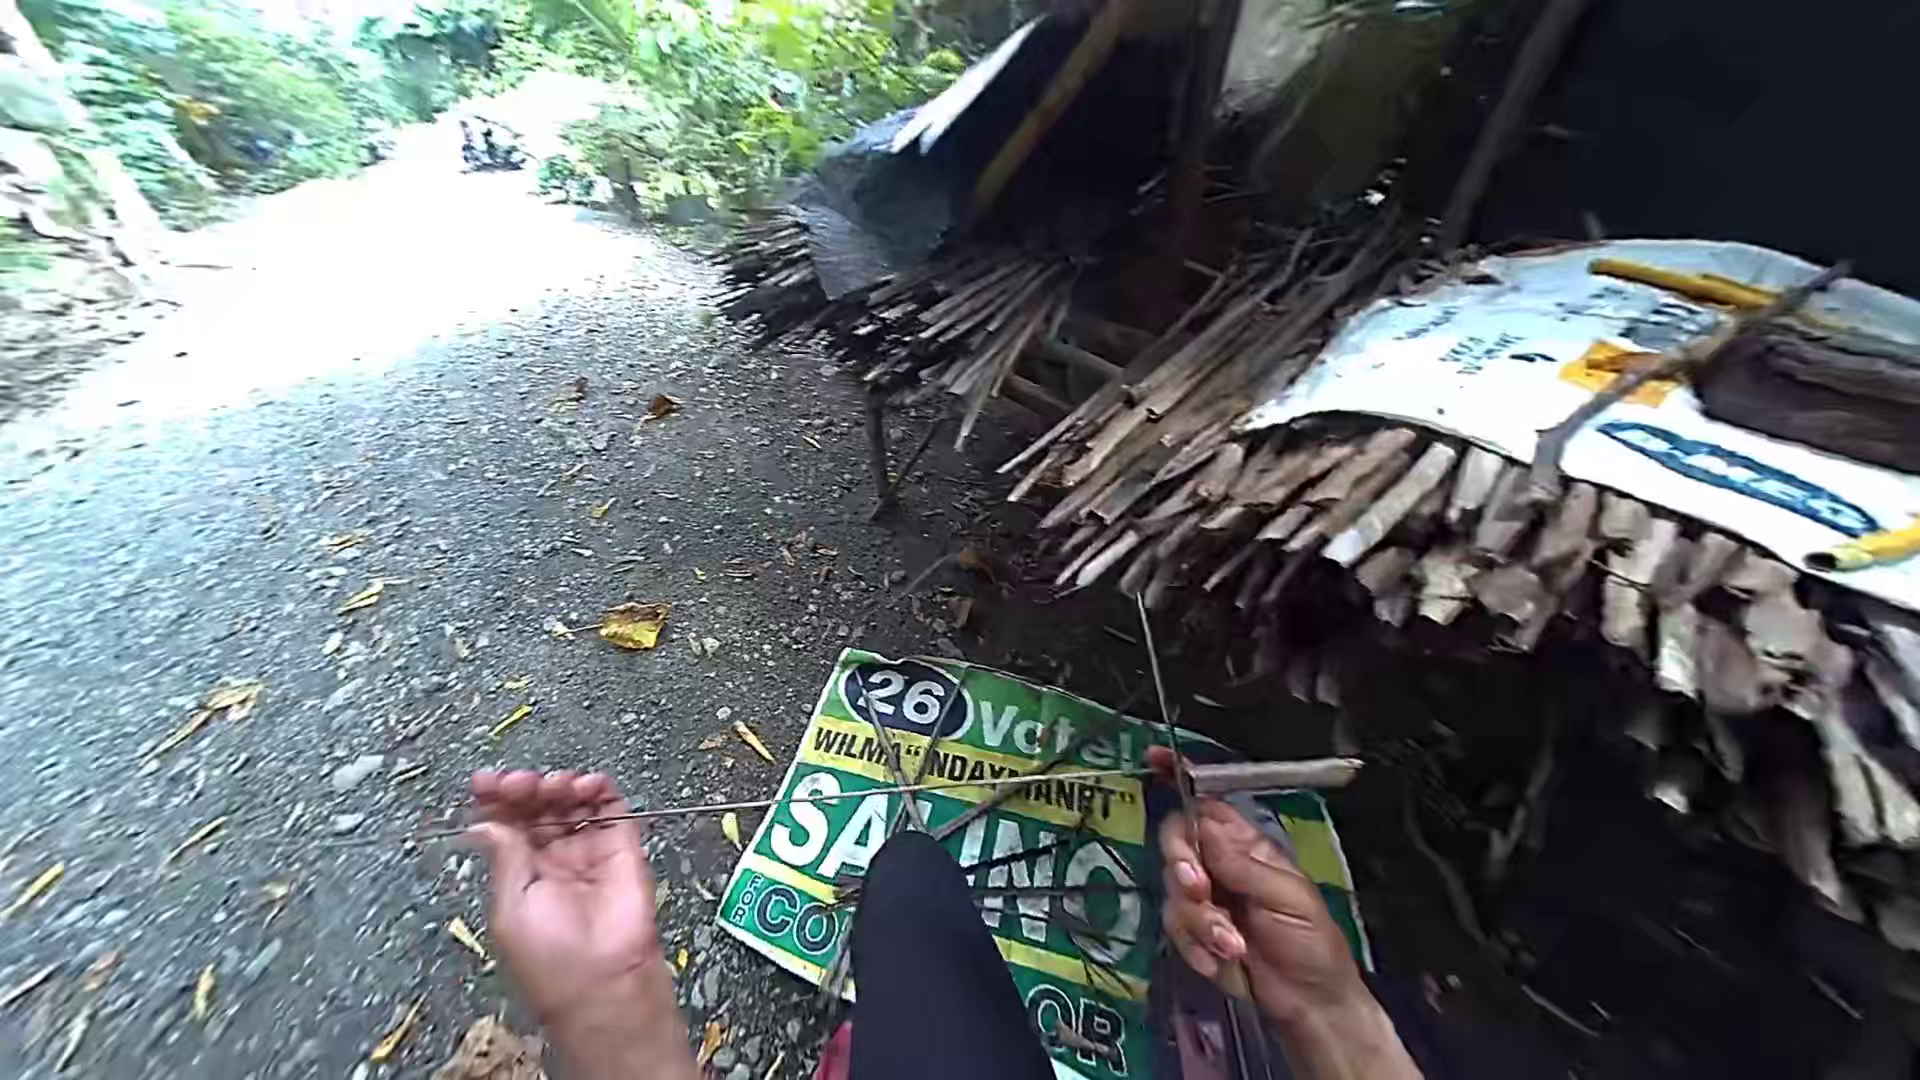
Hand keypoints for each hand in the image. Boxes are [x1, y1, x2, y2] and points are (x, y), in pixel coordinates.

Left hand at [467, 770, 695, 1079]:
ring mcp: (589, 844)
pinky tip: (587, 784)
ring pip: (573, 801)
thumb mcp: (512, 906)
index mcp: (521, 871)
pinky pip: (611, 805)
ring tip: (555, 784)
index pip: (507, 826)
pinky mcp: (622, 839)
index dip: (497, 801)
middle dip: (528, 788)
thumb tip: (485, 820)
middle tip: (521, 781)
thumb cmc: (549, 953)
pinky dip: (600, 788)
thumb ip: (507, 857)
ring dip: (561, 784)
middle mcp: (554, 853)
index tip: (487, 780)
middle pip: (539, 807)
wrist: (604, 973)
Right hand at [1150, 748, 1419, 1079]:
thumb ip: (1242, 863)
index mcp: (1242, 841)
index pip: (1203, 799)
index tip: (1155, 759)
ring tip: (1232, 946)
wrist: (1310, 1007)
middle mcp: (1216, 860)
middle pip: (1175, 840)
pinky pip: (1173, 924)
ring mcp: (1202, 894)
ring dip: (1199, 921)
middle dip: (1183, 867)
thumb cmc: (1312, 942)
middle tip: (1200, 891)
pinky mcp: (1193, 928)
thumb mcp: (1287, 896)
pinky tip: (1221, 961)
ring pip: (1172, 887)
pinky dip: (1195, 945)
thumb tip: (1205, 826)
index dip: (1178, 775)